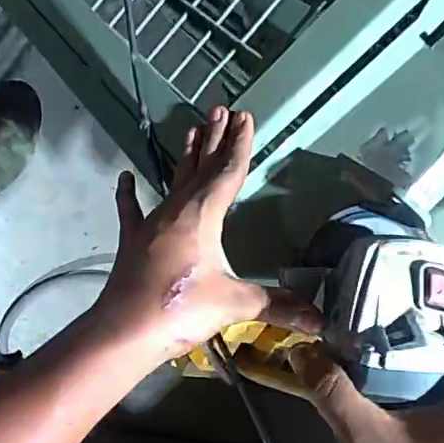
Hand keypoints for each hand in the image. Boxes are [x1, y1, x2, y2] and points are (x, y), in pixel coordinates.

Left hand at [97, 105, 317, 363]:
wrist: (123, 332)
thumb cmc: (181, 310)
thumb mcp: (234, 304)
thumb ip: (277, 305)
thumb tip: (320, 319)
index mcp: (201, 216)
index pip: (227, 172)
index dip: (239, 145)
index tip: (245, 117)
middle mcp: (175, 211)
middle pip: (200, 168)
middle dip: (213, 140)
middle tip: (220, 109)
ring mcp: (150, 225)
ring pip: (172, 183)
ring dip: (185, 159)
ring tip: (191, 130)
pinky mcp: (133, 243)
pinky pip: (132, 211)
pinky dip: (128, 194)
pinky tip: (124, 177)